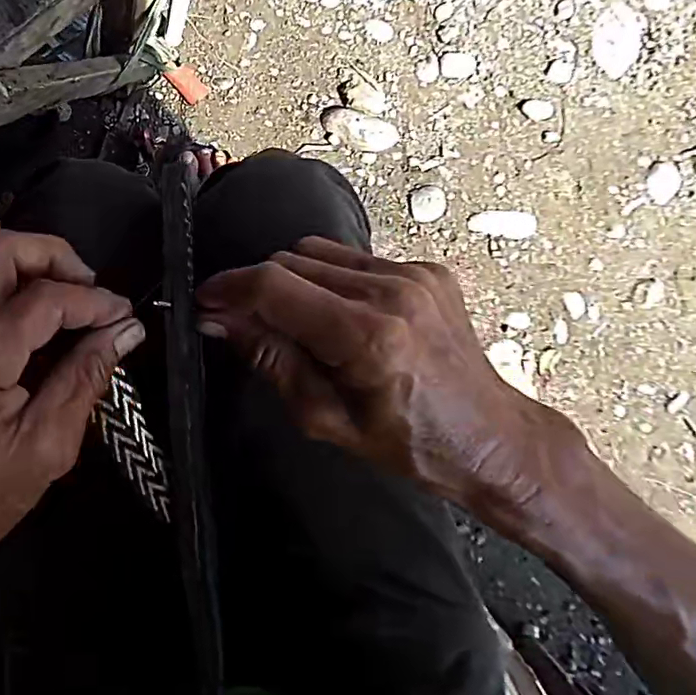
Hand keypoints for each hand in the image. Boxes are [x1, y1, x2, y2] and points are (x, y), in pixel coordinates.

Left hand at [0, 229, 144, 647]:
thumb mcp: (48, 445)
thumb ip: (85, 378)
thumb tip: (126, 330)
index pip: (42, 298)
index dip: (92, 300)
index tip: (124, 318)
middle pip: (0, 249)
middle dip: (55, 257)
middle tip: (92, 294)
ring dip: (39, 270)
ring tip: (78, 308)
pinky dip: (22, 290)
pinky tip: (52, 326)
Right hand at [195, 236, 572, 524]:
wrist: (491, 437)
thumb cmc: (410, 442)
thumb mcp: (322, 416)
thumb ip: (269, 358)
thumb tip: (222, 320)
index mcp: (368, 337)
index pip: (274, 286)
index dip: (228, 287)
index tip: (205, 300)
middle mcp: (392, 293)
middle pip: (289, 261)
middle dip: (253, 287)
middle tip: (238, 320)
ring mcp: (413, 275)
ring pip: (315, 252)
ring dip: (286, 280)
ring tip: (289, 320)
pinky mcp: (424, 269)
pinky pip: (349, 258)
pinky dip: (324, 278)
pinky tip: (330, 312)